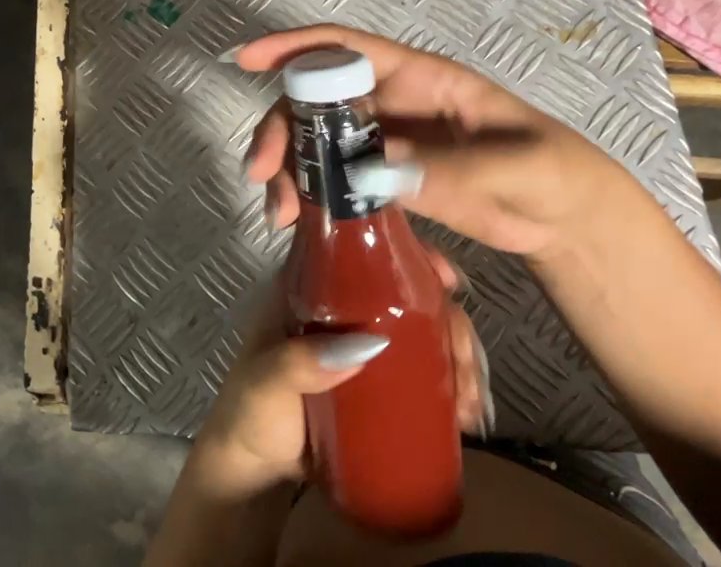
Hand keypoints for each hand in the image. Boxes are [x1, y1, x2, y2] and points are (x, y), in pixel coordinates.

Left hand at [193, 255, 488, 497]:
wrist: (252, 468)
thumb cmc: (249, 412)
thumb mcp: (266, 383)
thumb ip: (301, 364)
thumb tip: (370, 344)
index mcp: (306, 290)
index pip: (358, 253)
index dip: (405, 254)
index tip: (445, 277)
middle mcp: (340, 309)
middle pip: (405, 293)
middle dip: (447, 317)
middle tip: (465, 356)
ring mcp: (362, 347)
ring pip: (422, 332)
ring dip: (457, 355)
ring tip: (470, 399)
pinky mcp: (379, 383)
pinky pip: (424, 372)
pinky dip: (451, 385)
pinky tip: (468, 414)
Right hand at [233, 24, 646, 259]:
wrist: (567, 222)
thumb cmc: (553, 172)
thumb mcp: (518, 165)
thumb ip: (452, 167)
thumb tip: (373, 170)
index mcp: (417, 77)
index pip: (345, 49)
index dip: (293, 47)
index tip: (248, 59)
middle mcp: (388, 103)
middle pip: (312, 101)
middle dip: (279, 130)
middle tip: (264, 173)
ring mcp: (380, 144)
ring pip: (311, 144)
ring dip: (286, 172)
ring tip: (282, 215)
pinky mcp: (380, 182)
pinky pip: (327, 181)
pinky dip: (304, 198)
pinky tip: (298, 225)